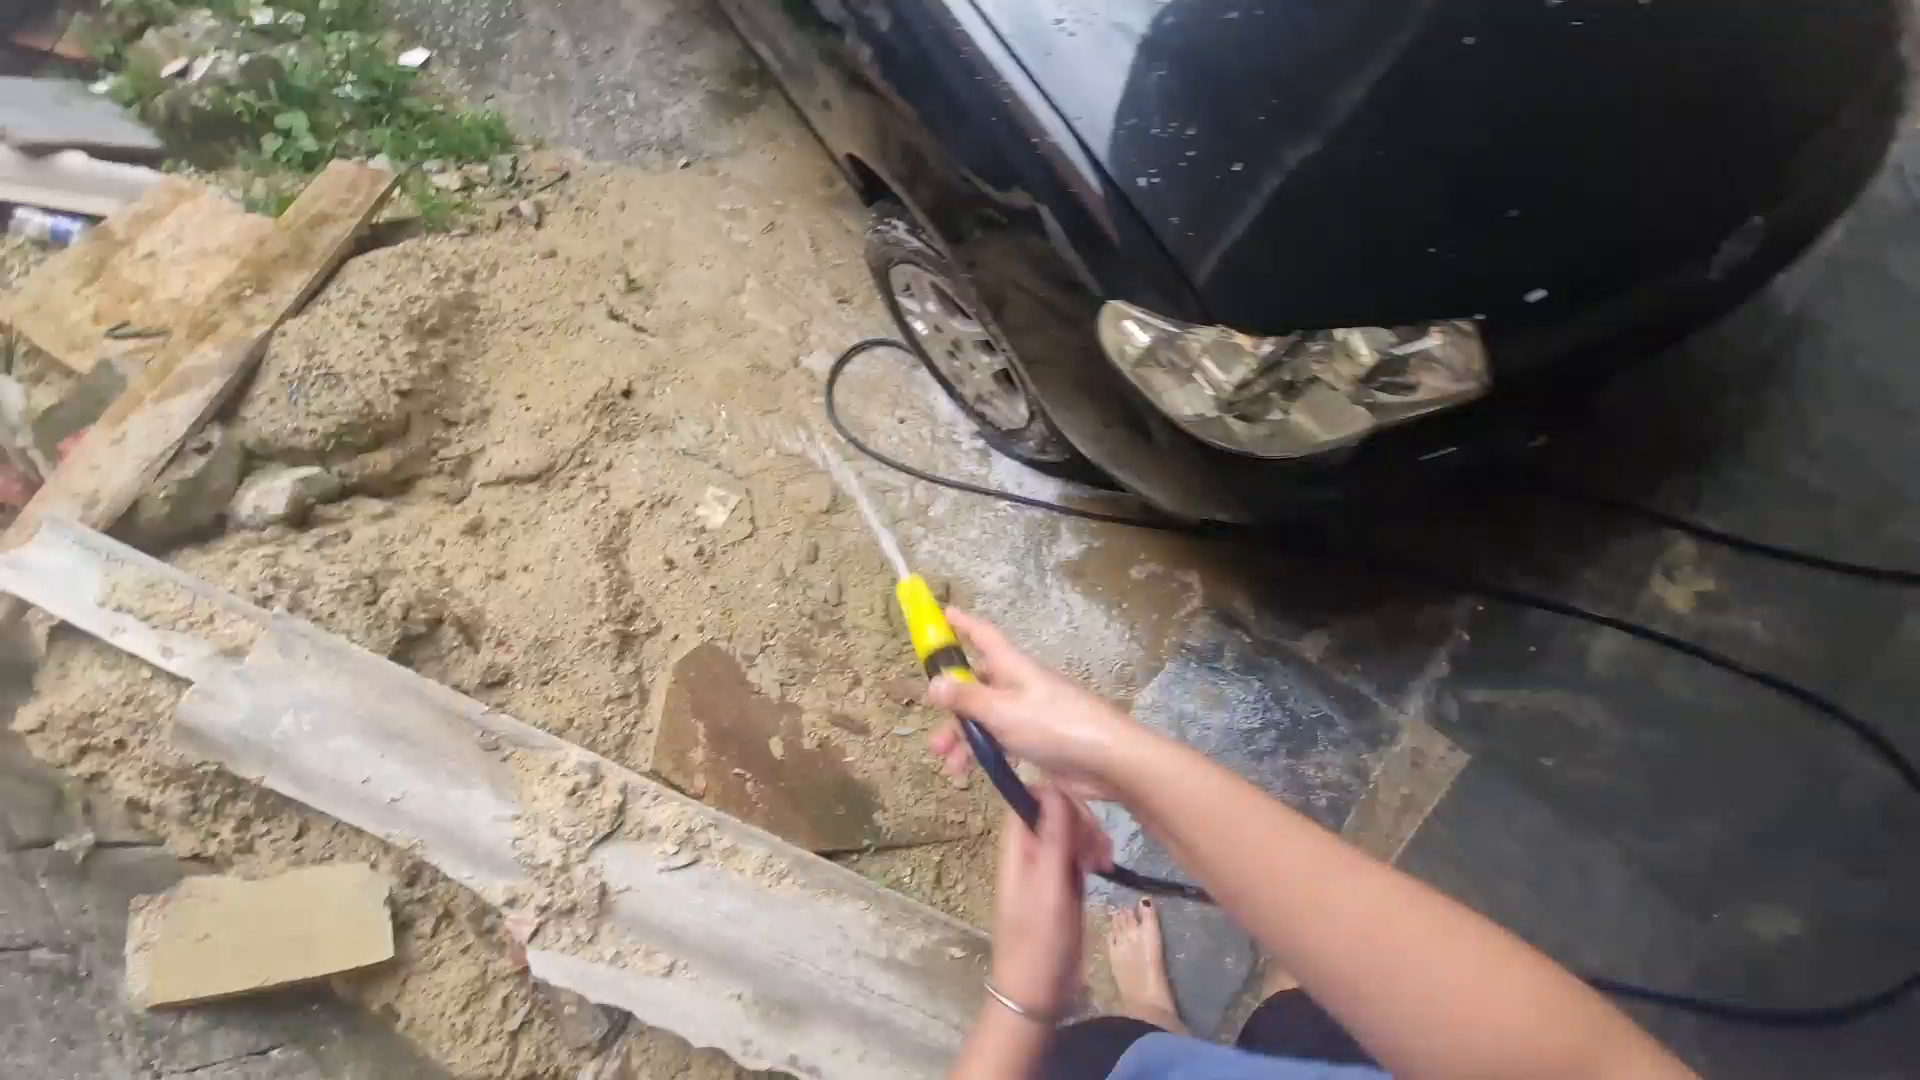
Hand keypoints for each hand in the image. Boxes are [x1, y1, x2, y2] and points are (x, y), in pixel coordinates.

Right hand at [927, 609, 1142, 799]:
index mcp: (1011, 666)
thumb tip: (934, 683)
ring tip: (950, 764)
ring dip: (962, 738)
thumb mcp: (1002, 711)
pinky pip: (997, 741)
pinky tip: (969, 772)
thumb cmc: (1054, 724)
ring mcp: (1026, 713)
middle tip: (934, 733)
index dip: (963, 624)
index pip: (983, 636)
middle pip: (975, 685)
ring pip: (983, 718)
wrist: (1106, 760)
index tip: (943, 614)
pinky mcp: (1034, 741)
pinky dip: (981, 753)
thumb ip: (967, 699)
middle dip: (950, 707)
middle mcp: (1017, 685)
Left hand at [988, 785, 1111, 1018]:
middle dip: (1081, 822)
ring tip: (1103, 861)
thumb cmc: (1038, 941)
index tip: (1082, 819)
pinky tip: (1104, 867)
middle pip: (1057, 810)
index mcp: (1017, 845)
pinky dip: (1093, 854)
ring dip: (1091, 838)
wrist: (1037, 993)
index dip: (1060, 799)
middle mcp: (1030, 848)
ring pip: (1071, 830)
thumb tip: (1054, 789)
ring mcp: (1047, 864)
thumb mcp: (1049, 888)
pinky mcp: (1063, 880)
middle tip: (1097, 848)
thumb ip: (1052, 837)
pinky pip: (1079, 851)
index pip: (1033, 796)